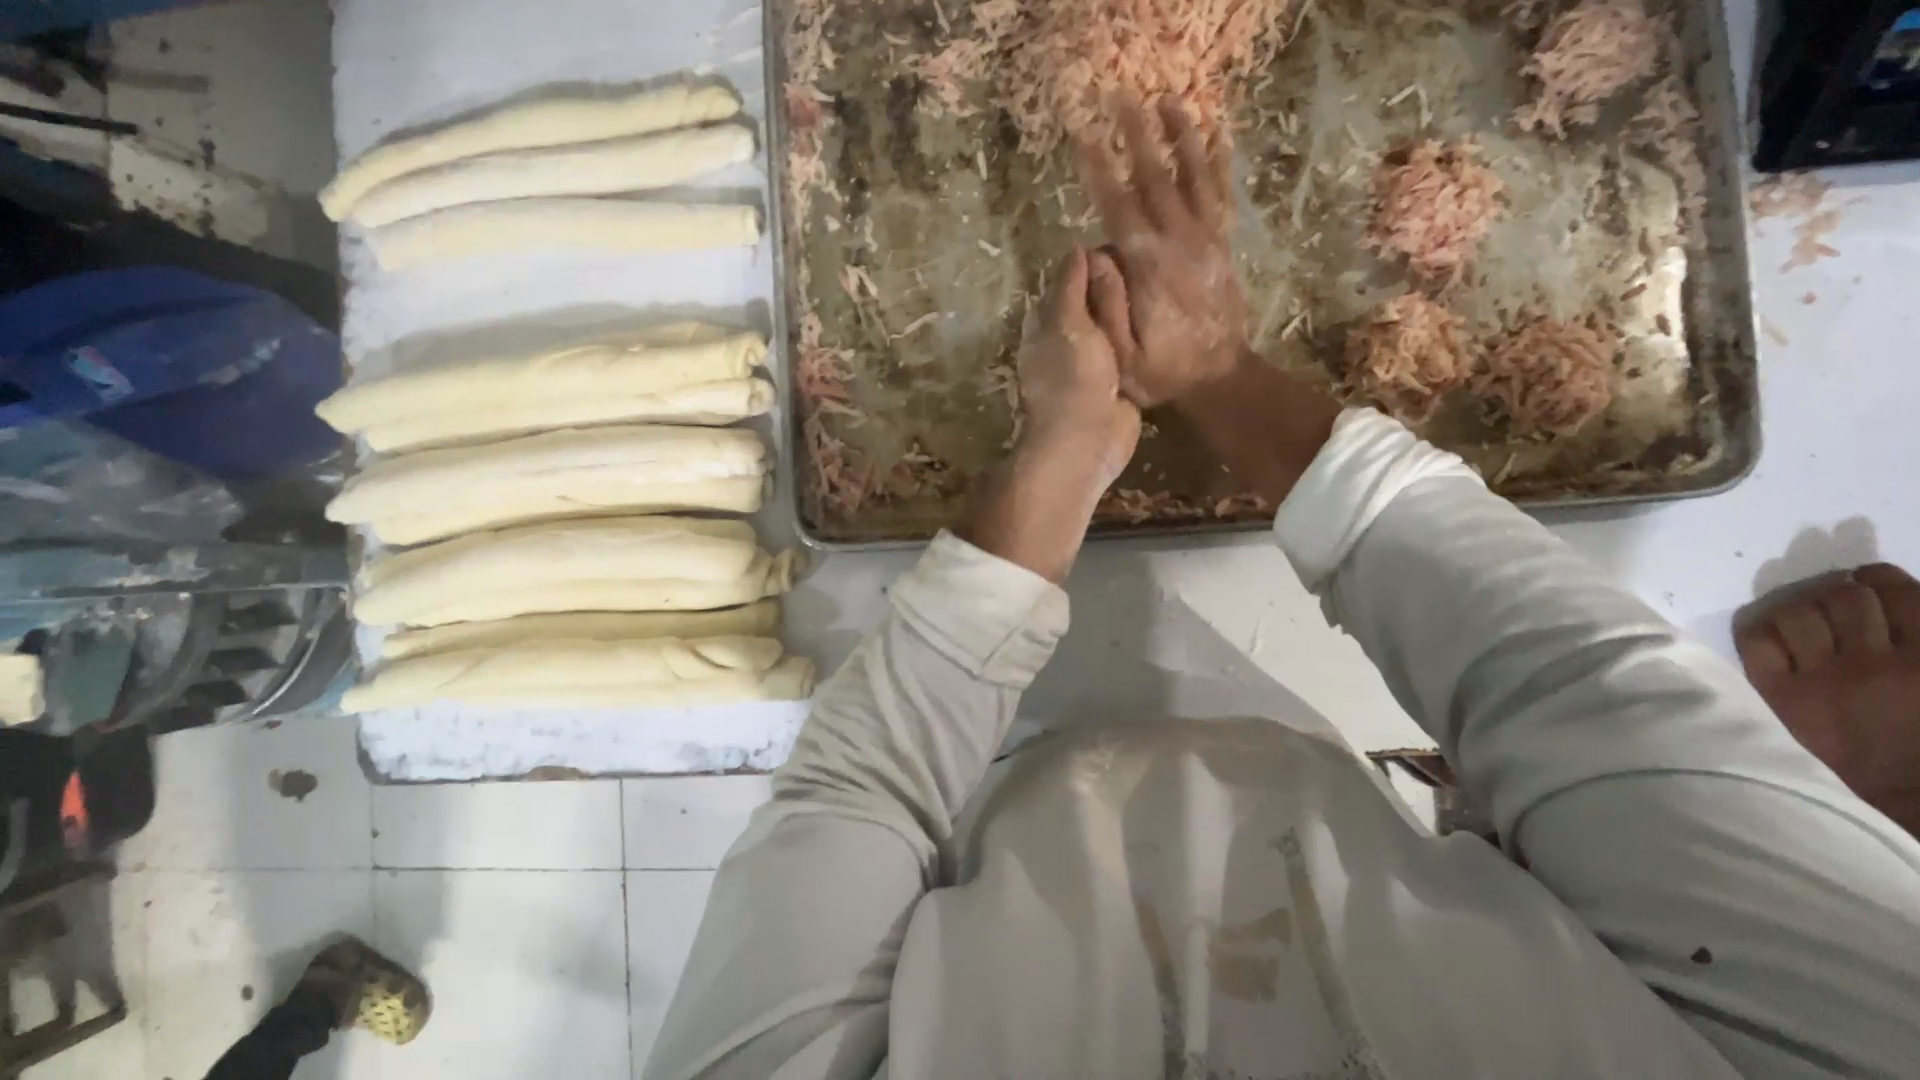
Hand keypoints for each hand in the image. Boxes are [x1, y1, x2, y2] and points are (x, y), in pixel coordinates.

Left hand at [1015, 245, 1141, 484]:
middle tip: (1151, 257)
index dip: (1088, 263)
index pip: (1065, 284)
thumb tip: (1075, 248)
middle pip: (1093, 303)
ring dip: (1132, 309)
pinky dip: (1143, 336)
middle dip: (1116, 284)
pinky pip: (1131, 351)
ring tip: (1163, 278)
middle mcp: (1068, 342)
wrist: (1089, 439)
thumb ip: (1070, 286)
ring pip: (1114, 326)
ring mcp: (1094, 363)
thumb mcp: (1067, 323)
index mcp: (1046, 326)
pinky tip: (1166, 316)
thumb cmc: (1072, 378)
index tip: (1121, 242)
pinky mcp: (1119, 382)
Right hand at [1078, 97, 1249, 407]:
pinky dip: (1216, 163)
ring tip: (1168, 100)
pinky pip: (1220, 195)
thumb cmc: (1163, 372)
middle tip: (1120, 97)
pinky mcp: (1221, 246)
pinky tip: (1212, 138)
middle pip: (1155, 177)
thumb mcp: (1122, 354)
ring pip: (1193, 176)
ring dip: (1180, 135)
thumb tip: (1089, 253)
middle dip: (1136, 135)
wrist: (1220, 379)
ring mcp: (1205, 240)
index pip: (1118, 205)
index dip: (1099, 168)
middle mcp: (1179, 241)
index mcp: (1147, 266)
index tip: (1083, 135)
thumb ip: (1104, 304)